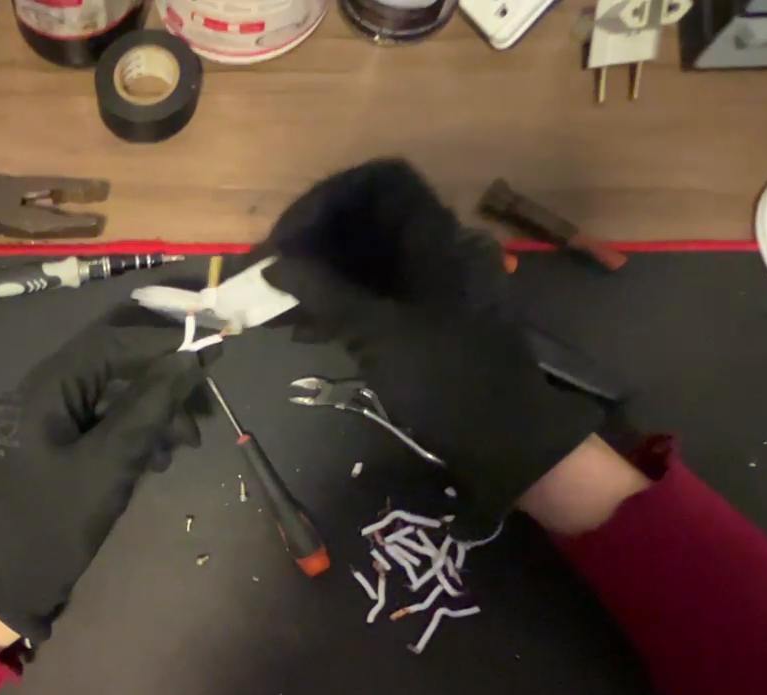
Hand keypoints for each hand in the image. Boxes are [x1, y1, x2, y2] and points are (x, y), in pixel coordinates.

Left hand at [0, 314, 204, 642]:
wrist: (18, 578)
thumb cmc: (60, 522)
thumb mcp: (111, 463)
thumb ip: (149, 406)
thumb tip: (190, 359)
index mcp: (40, 391)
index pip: (107, 344)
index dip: (161, 344)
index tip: (208, 350)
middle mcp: (36, 393)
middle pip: (109, 367)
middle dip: (159, 385)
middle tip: (200, 410)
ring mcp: (42, 418)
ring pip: (107, 396)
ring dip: (150, 413)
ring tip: (184, 443)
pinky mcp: (51, 442)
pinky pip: (97, 421)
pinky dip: (130, 432)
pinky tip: (157, 457)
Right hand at [262, 160, 606, 538]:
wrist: (501, 439)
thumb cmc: (447, 380)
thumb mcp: (380, 336)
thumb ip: (325, 294)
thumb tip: (272, 264)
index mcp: (435, 237)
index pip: (377, 183)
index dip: (327, 199)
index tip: (285, 239)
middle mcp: (430, 250)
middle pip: (361, 221)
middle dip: (308, 243)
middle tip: (264, 276)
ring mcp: (423, 286)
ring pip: (359, 262)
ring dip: (313, 277)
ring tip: (270, 307)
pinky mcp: (415, 320)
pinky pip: (366, 297)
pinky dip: (331, 305)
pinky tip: (299, 329)